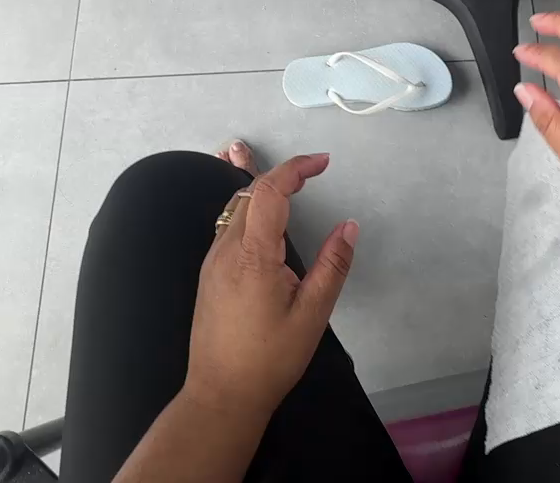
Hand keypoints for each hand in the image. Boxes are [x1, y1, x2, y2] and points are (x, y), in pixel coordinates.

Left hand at [184, 153, 358, 422]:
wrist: (219, 398)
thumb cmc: (269, 359)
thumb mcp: (312, 316)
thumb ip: (332, 266)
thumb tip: (349, 226)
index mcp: (253, 256)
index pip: (270, 191)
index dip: (296, 167)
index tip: (323, 162)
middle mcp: (227, 249)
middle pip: (252, 191)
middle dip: (284, 172)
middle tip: (316, 170)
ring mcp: (213, 260)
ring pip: (238, 206)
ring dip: (266, 187)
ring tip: (297, 184)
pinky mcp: (209, 272)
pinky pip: (230, 223)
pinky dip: (253, 207)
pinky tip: (267, 216)